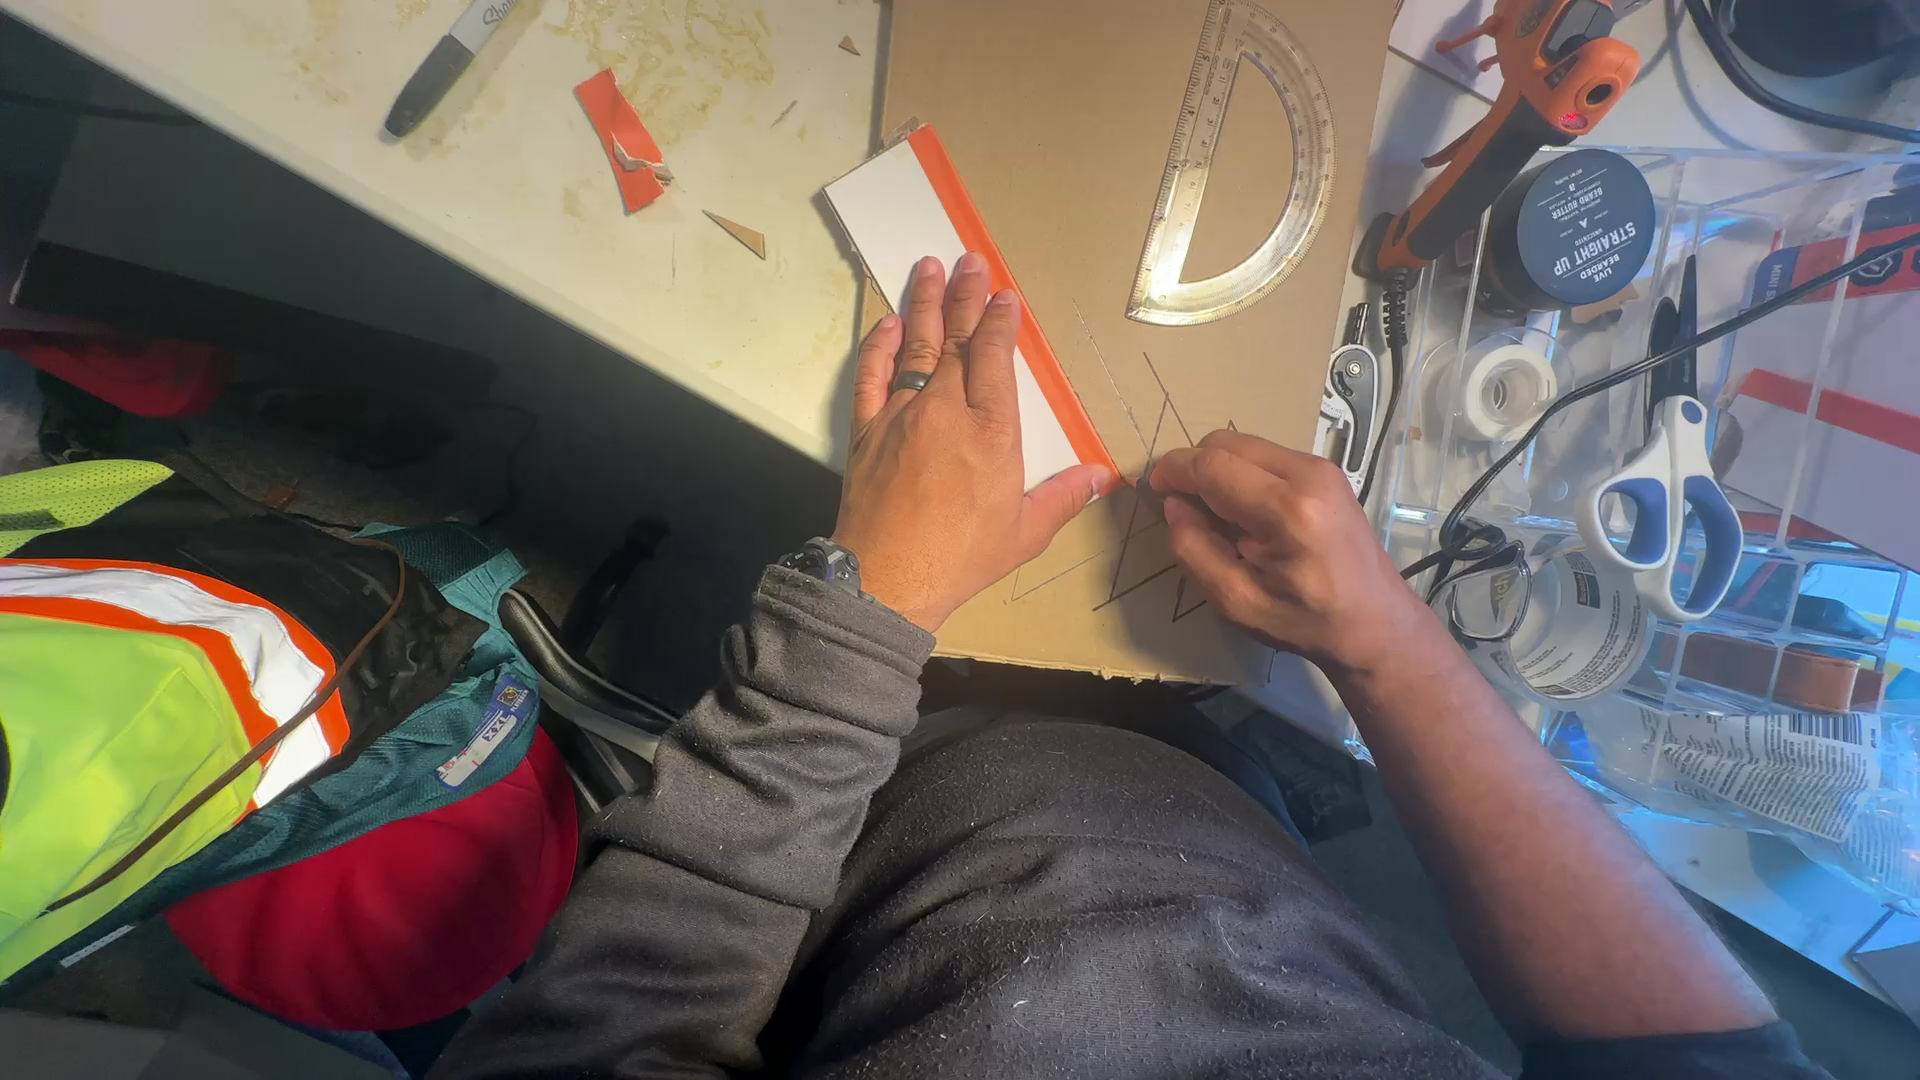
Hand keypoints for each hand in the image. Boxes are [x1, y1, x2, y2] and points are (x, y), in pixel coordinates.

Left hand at [833, 253, 1111, 630]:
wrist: (887, 579)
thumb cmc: (962, 557)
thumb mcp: (1024, 533)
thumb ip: (1062, 498)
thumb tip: (1101, 475)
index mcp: (991, 430)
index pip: (996, 358)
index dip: (1000, 322)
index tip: (1004, 295)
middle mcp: (946, 409)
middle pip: (958, 340)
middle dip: (966, 297)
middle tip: (969, 260)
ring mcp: (902, 415)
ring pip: (917, 347)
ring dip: (925, 305)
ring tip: (929, 268)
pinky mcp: (867, 430)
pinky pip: (871, 376)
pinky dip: (879, 346)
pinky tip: (888, 323)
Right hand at [1149, 430, 1434, 673]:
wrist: (1376, 623)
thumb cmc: (1304, 620)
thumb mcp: (1235, 600)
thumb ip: (1194, 550)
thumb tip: (1174, 507)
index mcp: (1286, 511)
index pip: (1212, 466)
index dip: (1174, 470)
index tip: (1153, 488)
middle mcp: (1307, 475)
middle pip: (1226, 443)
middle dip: (1192, 465)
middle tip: (1180, 502)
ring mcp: (1321, 468)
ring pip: (1244, 443)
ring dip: (1217, 468)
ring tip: (1212, 509)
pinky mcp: (1326, 471)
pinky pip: (1264, 454)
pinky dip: (1240, 471)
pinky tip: (1241, 508)